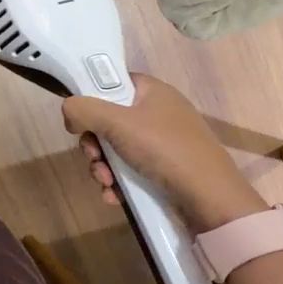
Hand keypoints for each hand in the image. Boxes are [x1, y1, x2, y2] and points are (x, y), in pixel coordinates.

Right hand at [63, 74, 265, 232]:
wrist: (212, 202)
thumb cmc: (165, 150)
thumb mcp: (117, 123)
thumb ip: (83, 109)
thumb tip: (69, 113)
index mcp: (152, 92)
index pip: (112, 81)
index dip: (92, 97)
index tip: (80, 117)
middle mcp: (158, 113)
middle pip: (108, 119)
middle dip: (94, 142)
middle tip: (93, 157)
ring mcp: (163, 143)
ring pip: (115, 147)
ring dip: (102, 166)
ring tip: (105, 182)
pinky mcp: (165, 170)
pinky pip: (130, 169)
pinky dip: (117, 181)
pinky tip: (114, 195)